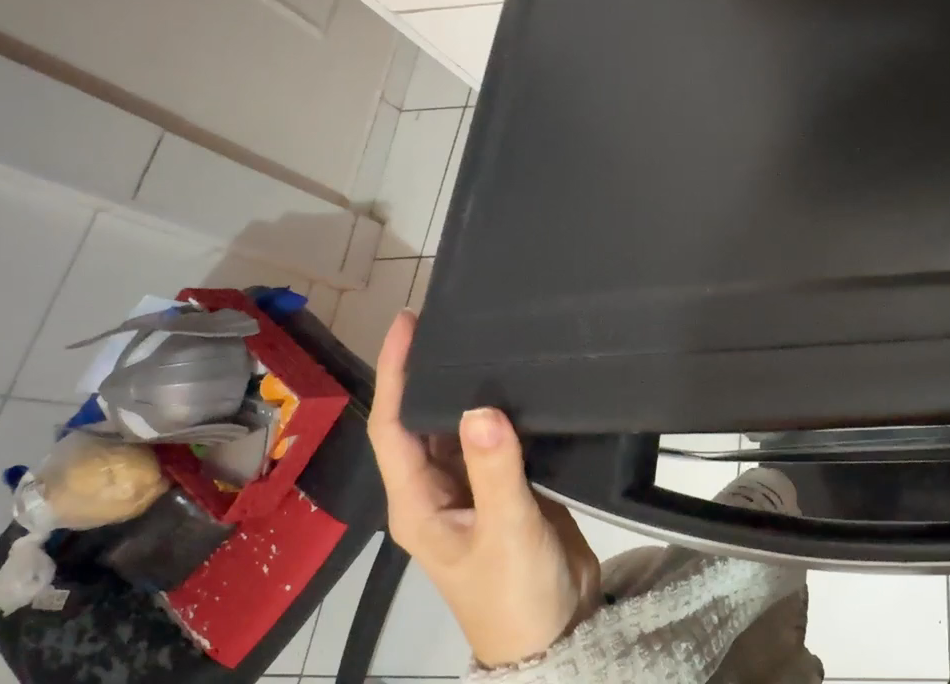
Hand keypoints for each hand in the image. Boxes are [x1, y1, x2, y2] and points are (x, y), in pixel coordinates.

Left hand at [368, 311, 600, 667]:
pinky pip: (499, 441)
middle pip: (425, 422)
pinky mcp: (509, 491)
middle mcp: (439, 490)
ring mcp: (474, 491)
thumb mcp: (506, 531)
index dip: (395, 374)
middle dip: (431, 372)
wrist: (555, 633)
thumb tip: (482, 405)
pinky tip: (526, 384)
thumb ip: (496, 470)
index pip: (394, 427)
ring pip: (463, 428)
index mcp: (420, 502)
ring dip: (470, 388)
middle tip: (456, 317)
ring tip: (491, 338)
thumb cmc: (515, 591)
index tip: (407, 324)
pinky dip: (506, 411)